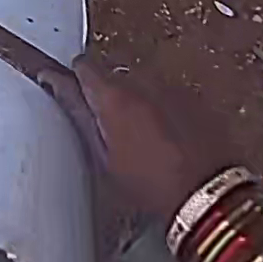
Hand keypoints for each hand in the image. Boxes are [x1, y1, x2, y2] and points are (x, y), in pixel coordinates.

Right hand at [70, 53, 233, 217]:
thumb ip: (76, 111)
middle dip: (107, 94)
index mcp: (112, 93)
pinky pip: (164, 92)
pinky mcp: (190, 95)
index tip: (74, 93)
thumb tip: (53, 80)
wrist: (209, 195)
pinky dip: (160, 106)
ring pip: (138, 84)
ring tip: (141, 138)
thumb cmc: (151, 184)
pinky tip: (164, 136)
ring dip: (135, 100)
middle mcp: (140, 79)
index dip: (76, 79)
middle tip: (110, 130)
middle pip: (112, 74)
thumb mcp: (103, 156)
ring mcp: (168, 84)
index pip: (83, 65)